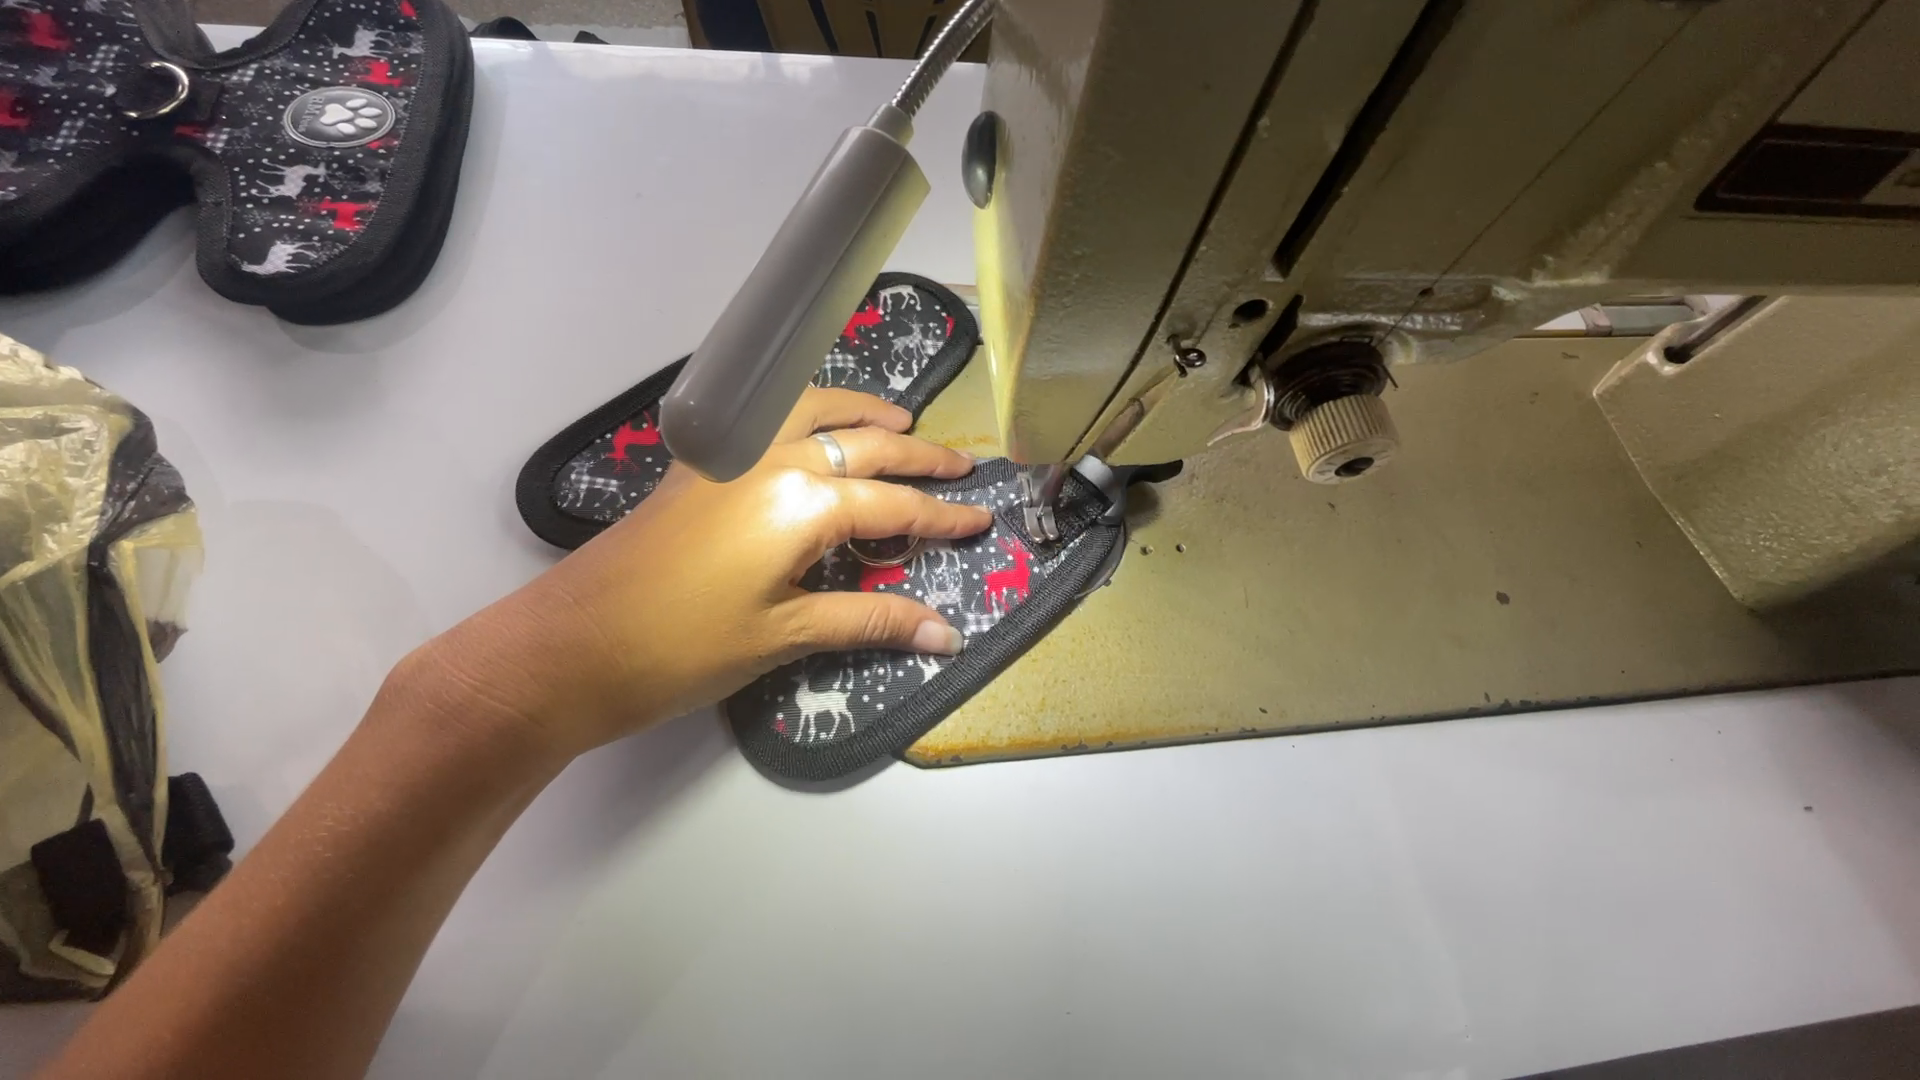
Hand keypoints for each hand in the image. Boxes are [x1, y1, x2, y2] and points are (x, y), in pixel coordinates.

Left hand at [400, 387, 990, 758]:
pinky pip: (769, 418)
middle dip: (917, 459)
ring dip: (861, 415)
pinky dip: (809, 413)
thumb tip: (946, 635)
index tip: (980, 519)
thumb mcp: (784, 636)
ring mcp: (731, 455)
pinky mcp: (700, 465)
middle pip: (862, 448)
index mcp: (800, 502)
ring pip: (812, 413)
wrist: (569, 646)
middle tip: (959, 465)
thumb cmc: (680, 649)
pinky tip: (816, 429)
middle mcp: (771, 459)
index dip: (942, 517)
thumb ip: (868, 621)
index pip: (892, 506)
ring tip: (898, 424)